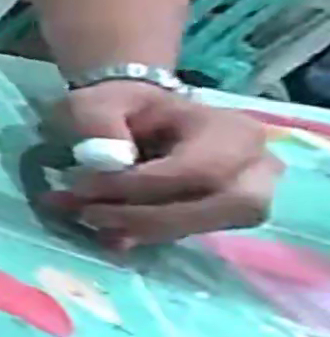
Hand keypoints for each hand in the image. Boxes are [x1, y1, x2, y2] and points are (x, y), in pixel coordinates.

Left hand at [47, 81, 282, 247]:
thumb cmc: (118, 106)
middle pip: (226, 206)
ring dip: (141, 229)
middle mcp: (254, 166)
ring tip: (85, 218)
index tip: (82, 188)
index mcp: (230, 131)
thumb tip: (109, 158)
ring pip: (209, 225)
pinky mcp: (218, 214)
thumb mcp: (95, 102)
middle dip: (149, 216)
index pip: (202, 170)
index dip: (140, 186)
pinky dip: (142, 235)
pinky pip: (190, 233)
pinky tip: (104, 234)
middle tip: (87, 213)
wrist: (129, 115)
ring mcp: (244, 193)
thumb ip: (97, 122)